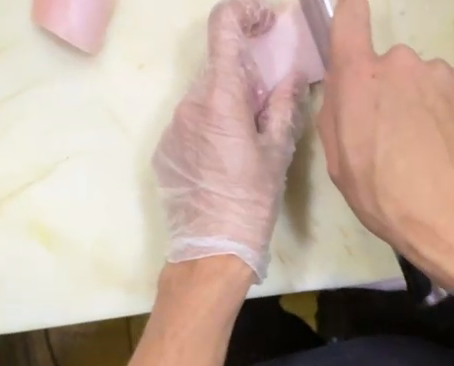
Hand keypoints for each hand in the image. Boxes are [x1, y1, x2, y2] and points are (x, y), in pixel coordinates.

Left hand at [153, 0, 306, 280]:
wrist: (211, 253)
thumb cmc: (250, 205)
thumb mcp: (276, 154)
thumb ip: (284, 107)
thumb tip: (289, 78)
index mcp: (220, 98)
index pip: (223, 26)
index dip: (244, 14)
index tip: (263, 24)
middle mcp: (189, 106)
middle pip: (216, 70)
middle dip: (243, 76)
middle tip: (267, 104)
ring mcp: (172, 131)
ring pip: (203, 101)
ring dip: (225, 108)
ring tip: (245, 143)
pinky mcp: (164, 155)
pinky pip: (189, 128)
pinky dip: (208, 132)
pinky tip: (223, 165)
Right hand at [317, 0, 453, 270]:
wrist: (448, 212)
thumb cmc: (382, 195)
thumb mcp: (338, 165)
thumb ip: (336, 116)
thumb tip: (343, 90)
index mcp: (359, 79)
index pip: (349, 19)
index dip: (349, 15)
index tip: (351, 16)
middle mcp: (399, 62)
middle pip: (385, 67)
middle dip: (384, 94)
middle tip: (388, 140)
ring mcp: (437, 71)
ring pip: (417, 82)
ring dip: (415, 105)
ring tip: (419, 150)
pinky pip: (444, 92)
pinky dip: (440, 113)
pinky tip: (440, 147)